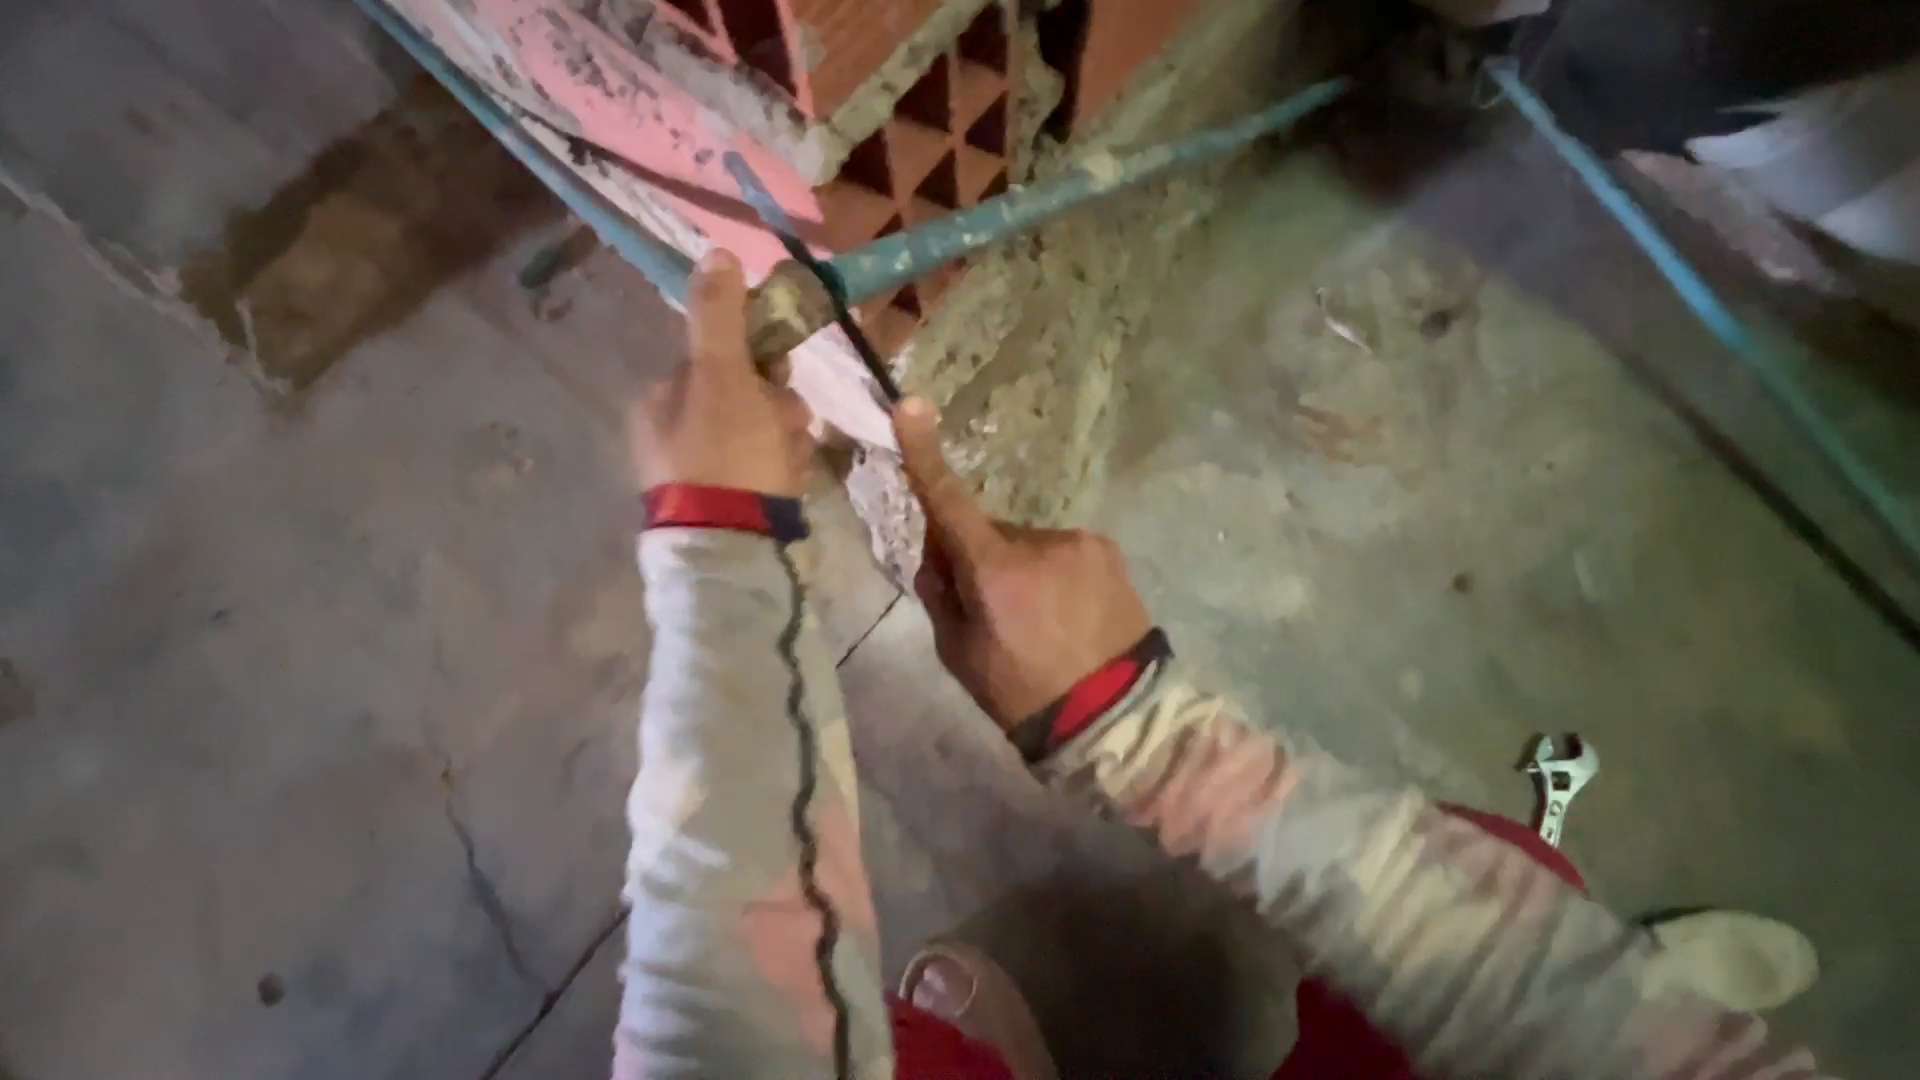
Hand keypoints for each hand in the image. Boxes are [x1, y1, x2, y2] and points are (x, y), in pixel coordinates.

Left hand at [629, 250, 813, 496]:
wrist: (729, 544)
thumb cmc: (726, 453)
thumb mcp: (722, 377)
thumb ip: (718, 317)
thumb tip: (716, 252)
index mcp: (664, 398)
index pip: (722, 358)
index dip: (759, 362)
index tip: (780, 376)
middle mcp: (673, 432)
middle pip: (746, 396)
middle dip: (777, 408)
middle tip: (786, 428)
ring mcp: (699, 472)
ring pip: (761, 432)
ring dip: (785, 438)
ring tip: (787, 463)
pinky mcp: (725, 503)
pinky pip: (763, 468)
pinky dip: (780, 469)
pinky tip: (785, 483)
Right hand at [893, 398, 1152, 730]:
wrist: (1117, 719)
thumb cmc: (1024, 694)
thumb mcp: (960, 654)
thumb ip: (940, 594)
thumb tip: (937, 553)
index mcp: (996, 571)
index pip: (949, 503)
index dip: (924, 454)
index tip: (909, 406)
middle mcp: (1039, 541)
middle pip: (988, 533)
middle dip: (980, 558)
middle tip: (994, 612)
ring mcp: (1080, 542)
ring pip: (1027, 544)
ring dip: (1021, 568)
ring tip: (1040, 622)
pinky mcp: (1107, 551)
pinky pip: (1061, 552)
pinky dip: (1053, 573)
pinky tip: (1067, 614)